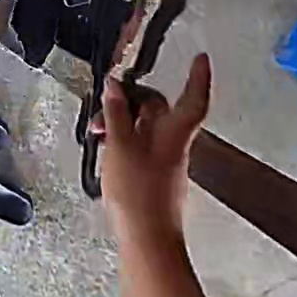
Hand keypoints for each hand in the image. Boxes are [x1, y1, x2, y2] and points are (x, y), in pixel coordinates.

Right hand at [90, 53, 210, 239]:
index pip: (192, 99)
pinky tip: (103, 145)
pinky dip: (121, 137)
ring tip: (96, 130)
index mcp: (173, 133)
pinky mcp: (152, 173)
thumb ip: (116, 112)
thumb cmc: (137, 191)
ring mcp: (163, 159)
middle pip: (157, 108)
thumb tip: (114, 85)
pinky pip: (138, 143)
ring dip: (120, 120)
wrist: (146, 238)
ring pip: (144, 126)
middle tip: (104, 102)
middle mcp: (173, 143)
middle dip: (130, 99)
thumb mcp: (120, 144)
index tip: (200, 58)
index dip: (197, 78)